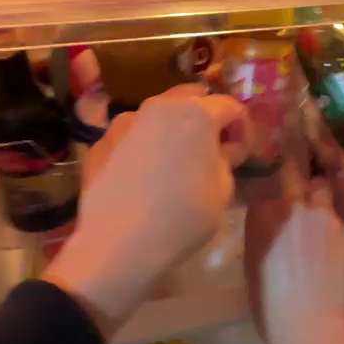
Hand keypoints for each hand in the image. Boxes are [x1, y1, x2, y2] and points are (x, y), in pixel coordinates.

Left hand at [45, 83, 245, 334]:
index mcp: (196, 113)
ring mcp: (124, 122)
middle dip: (206, 117)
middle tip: (211, 148)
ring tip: (175, 160)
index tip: (243, 153)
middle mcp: (159, 107)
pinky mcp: (100, 143)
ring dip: (172, 129)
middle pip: (191, 98)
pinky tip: (144, 176)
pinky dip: (143, 146)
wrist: (117, 245)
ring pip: (157, 114)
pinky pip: (131, 136)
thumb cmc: (182, 216)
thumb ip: (227, 160)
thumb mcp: (223, 191)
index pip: (230, 106)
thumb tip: (224, 149)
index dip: (243, 128)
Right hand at [243, 164, 343, 343]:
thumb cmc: (270, 304)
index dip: (274, 171)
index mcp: (262, 214)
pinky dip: (336, 213)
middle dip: (299, 148)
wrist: (310, 326)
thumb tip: (269, 213)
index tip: (277, 165)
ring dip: (321, 188)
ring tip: (322, 192)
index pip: (268, 178)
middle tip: (303, 129)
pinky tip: (335, 226)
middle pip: (298, 165)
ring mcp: (323, 213)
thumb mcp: (253, 260)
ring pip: (324, 185)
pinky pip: (341, 208)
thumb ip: (262, 228)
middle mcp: (292, 205)